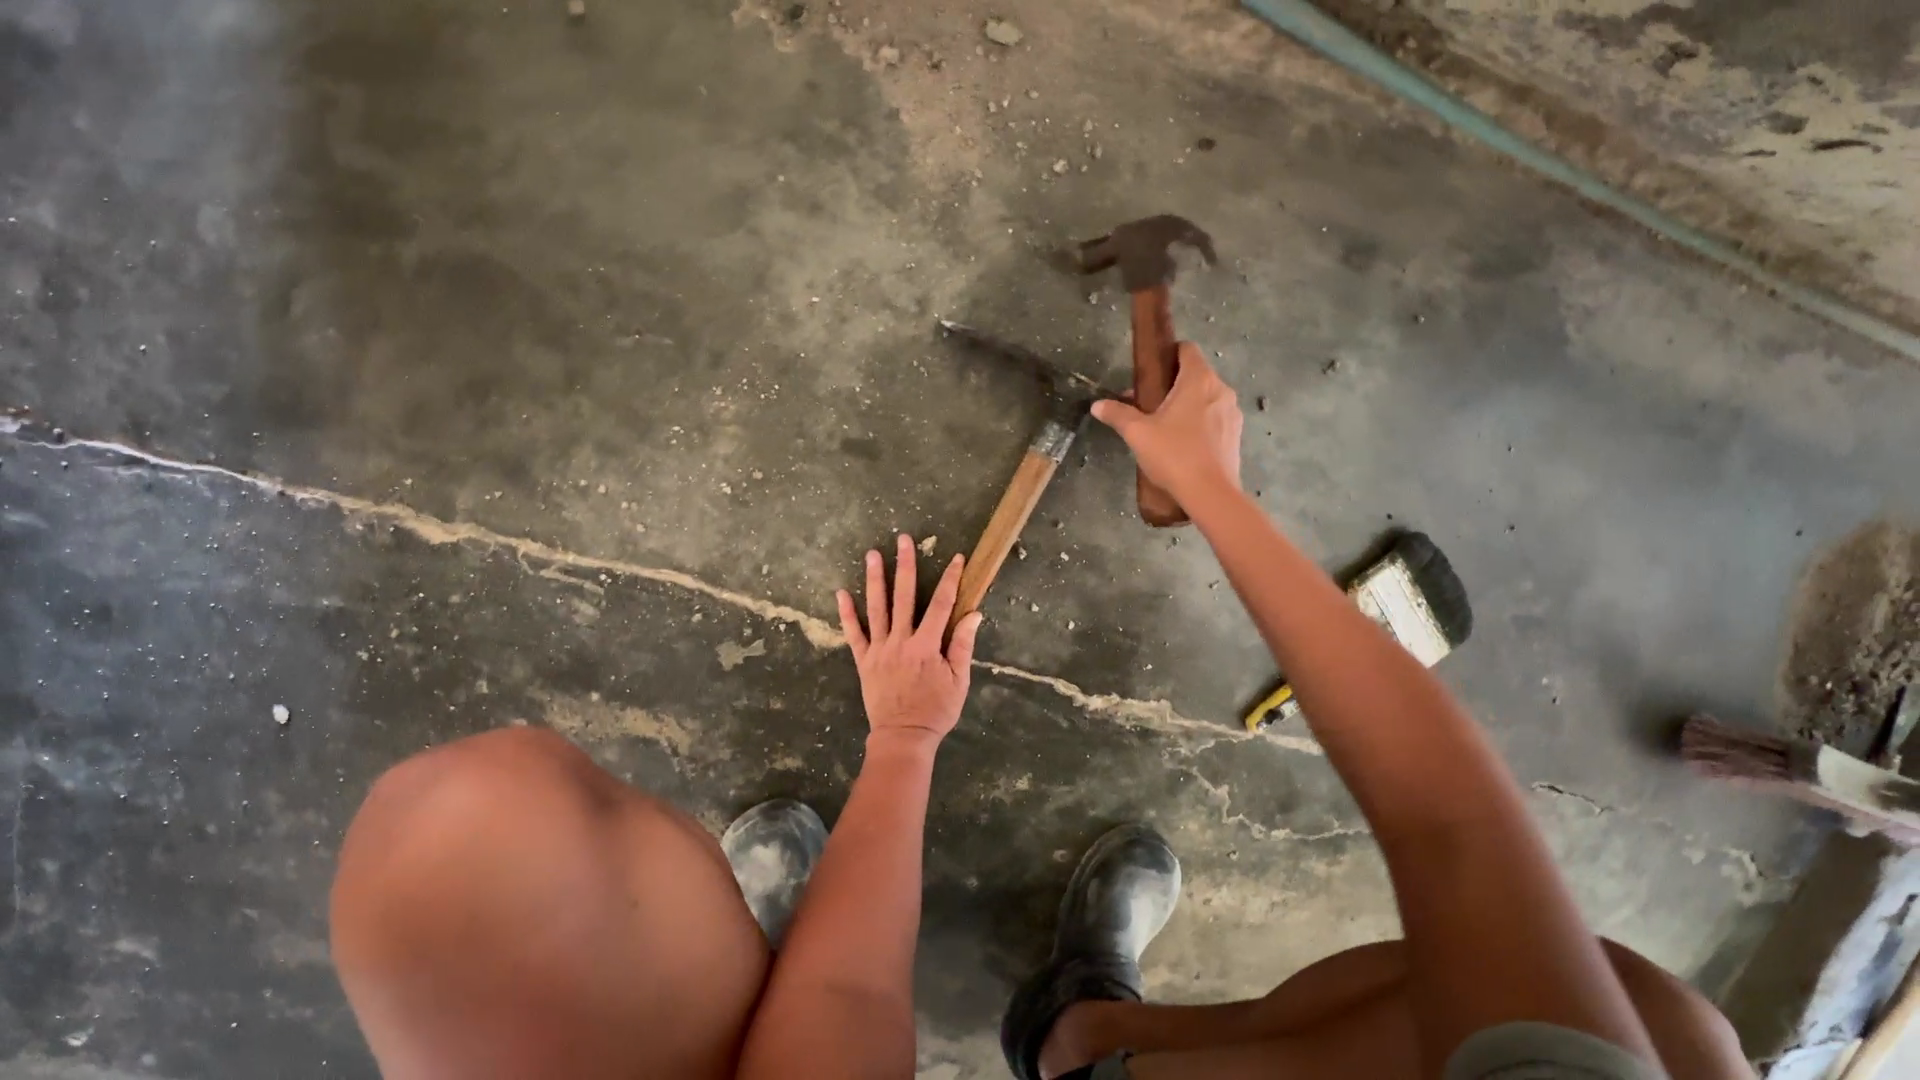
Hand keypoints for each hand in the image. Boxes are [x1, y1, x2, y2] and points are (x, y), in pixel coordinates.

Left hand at [836, 534, 982, 746]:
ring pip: (877, 608)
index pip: (941, 604)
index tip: (956, 558)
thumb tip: (974, 614)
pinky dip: (847, 614)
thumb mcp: (959, 681)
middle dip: (906, 566)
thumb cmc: (936, 710)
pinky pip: (854, 634)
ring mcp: (880, 649)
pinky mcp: (864, 661)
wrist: (903, 736)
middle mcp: (901, 641)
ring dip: (875, 579)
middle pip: (904, 597)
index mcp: (927, 645)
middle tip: (903, 539)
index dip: (950, 579)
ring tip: (873, 554)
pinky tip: (841, 593)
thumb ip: (963, 646)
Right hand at [1092, 342, 1242, 500]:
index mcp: (1198, 380)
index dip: (1168, 354)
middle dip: (1172, 384)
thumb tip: (1097, 405)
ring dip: (1186, 404)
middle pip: (1195, 374)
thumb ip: (1117, 414)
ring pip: (1206, 397)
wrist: (1211, 493)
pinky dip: (1200, 422)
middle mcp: (1220, 390)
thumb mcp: (1137, 434)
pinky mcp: (1236, 434)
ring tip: (1164, 426)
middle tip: (1148, 404)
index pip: (1187, 349)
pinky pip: (1215, 418)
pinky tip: (1183, 444)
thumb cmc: (1174, 455)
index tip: (1151, 372)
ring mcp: (1232, 412)